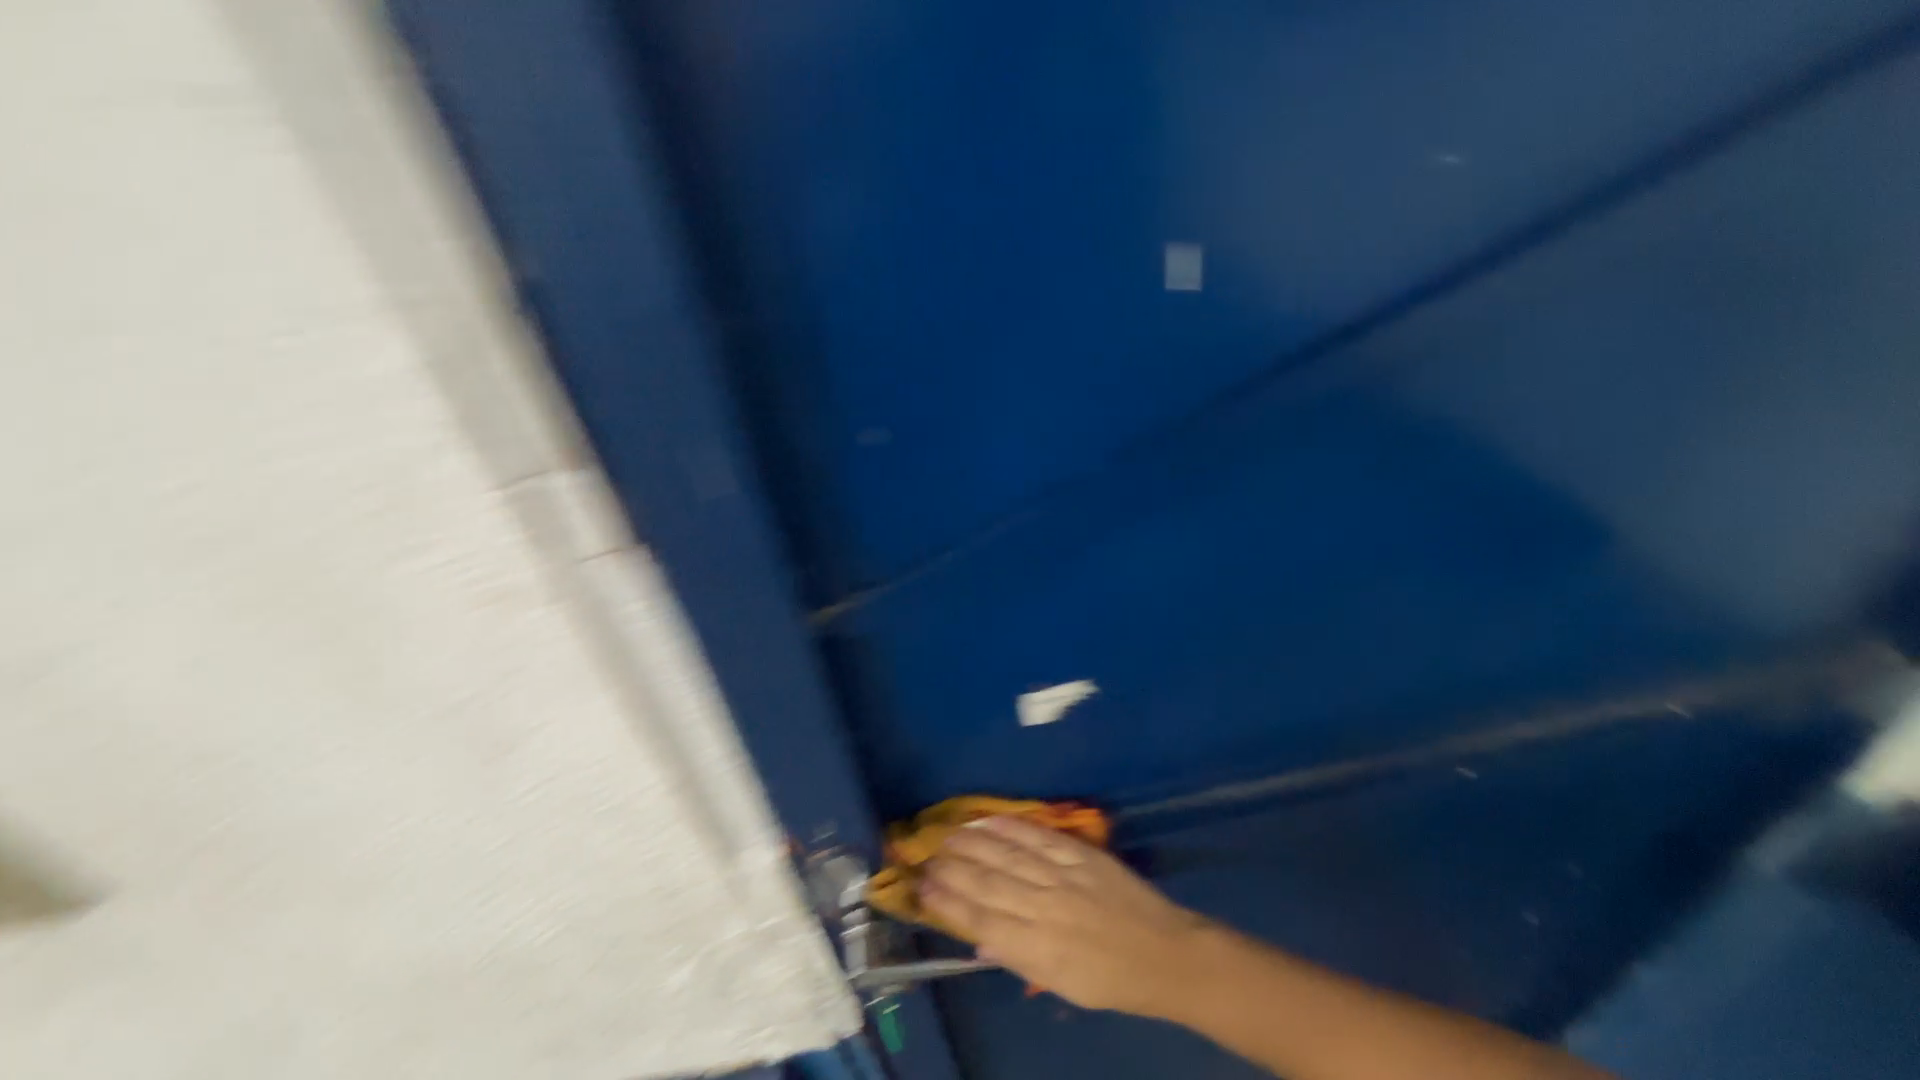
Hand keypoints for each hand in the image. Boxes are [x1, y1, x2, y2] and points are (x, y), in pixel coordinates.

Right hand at [920, 815, 1211, 1015]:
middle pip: (989, 884)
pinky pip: (1041, 838)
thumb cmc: (1111, 980)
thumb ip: (1018, 959)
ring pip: (1009, 857)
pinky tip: (988, 822)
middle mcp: (1046, 909)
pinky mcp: (1083, 856)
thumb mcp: (1062, 985)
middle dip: (952, 870)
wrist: (1166, 955)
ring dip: (974, 844)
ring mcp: (1065, 878)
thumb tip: (978, 940)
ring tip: (946, 835)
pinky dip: (1012, 828)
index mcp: (1038, 948)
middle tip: (925, 858)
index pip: (982, 921)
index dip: (948, 904)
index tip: (922, 890)